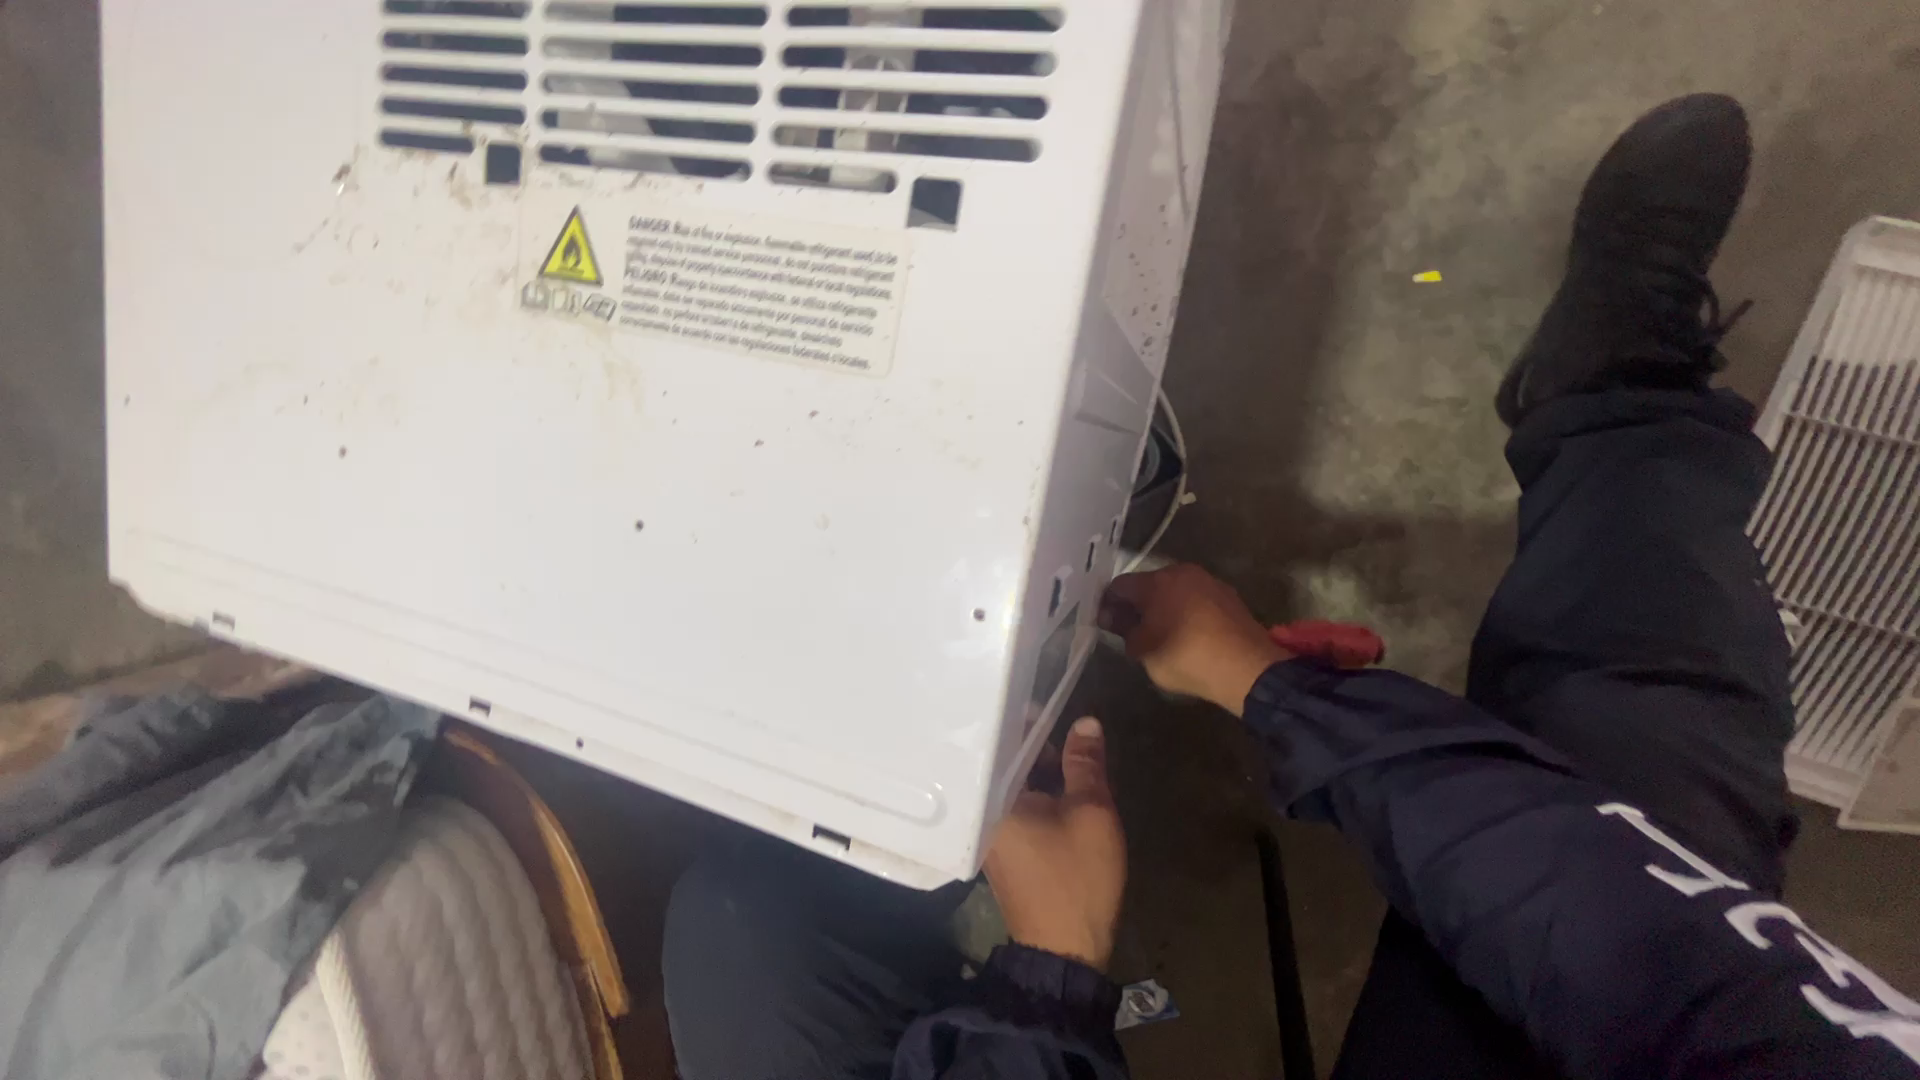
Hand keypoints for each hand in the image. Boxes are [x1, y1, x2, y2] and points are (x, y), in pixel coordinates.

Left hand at [984, 717, 1126, 971]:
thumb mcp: (1091, 811)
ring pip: (1014, 782)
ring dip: (1039, 767)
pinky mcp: (1003, 845)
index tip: (1046, 692)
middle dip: (1036, 742)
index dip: (1026, 716)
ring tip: (1068, 746)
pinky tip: (1059, 782)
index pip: (1003, 741)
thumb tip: (1085, 722)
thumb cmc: (1077, 876)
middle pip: (1007, 761)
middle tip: (1065, 719)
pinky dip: (1036, 790)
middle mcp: (982, 809)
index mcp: (993, 796)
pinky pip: (1016, 802)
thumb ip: (1085, 763)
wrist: (1067, 949)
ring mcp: (991, 829)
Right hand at [1100, 564, 1290, 714]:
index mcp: (1155, 582)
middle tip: (1130, 629)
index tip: (1104, 624)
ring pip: (1173, 590)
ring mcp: (1207, 581)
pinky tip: (1186, 632)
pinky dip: (1185, 611)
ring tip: (1159, 632)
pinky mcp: (1228, 595)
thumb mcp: (1143, 651)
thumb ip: (1125, 632)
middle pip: (1147, 584)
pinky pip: (1195, 599)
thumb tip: (1117, 621)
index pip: (1118, 586)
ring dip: (1162, 607)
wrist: (1246, 667)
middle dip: (1136, 604)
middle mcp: (1180, 572)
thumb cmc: (1185, 657)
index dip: (1106, 605)